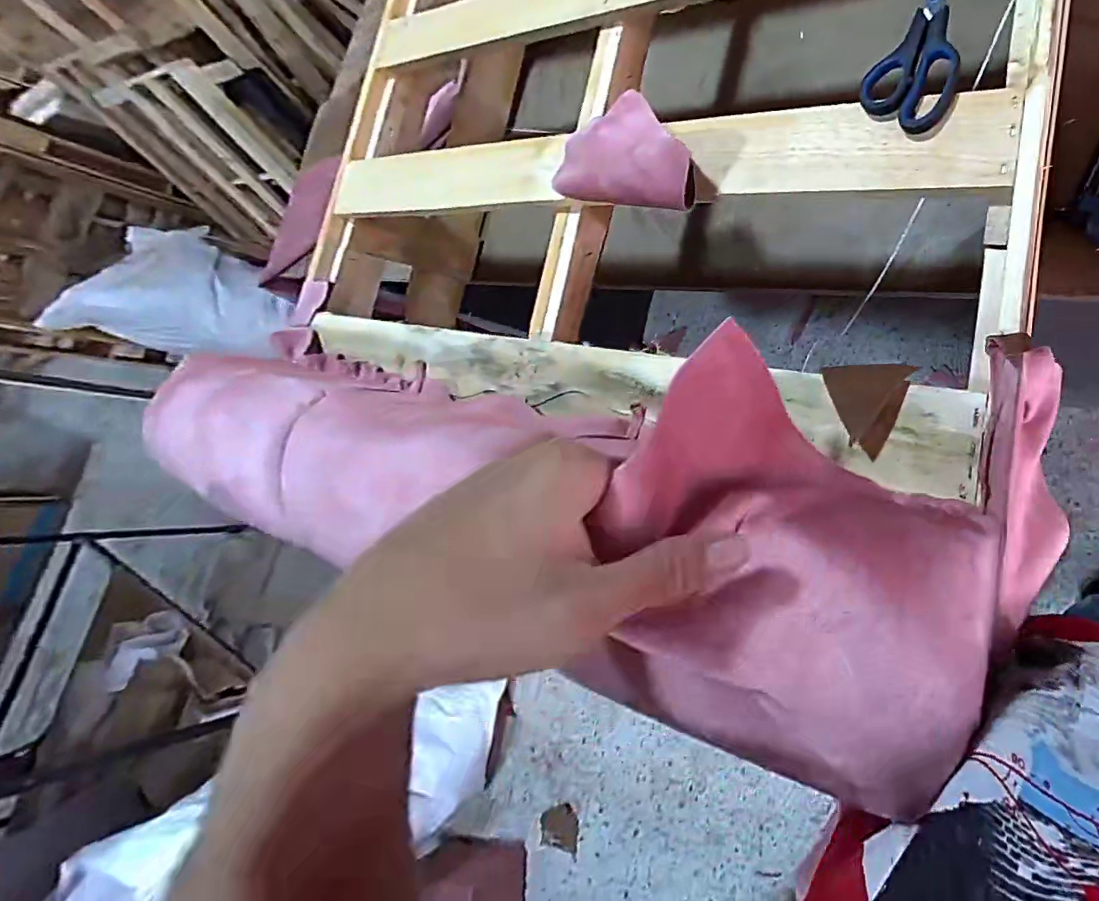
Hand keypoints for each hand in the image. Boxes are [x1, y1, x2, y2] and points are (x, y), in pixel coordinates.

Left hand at [299, 440, 747, 695]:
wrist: (356, 644)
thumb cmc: (486, 614)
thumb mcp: (590, 604)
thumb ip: (669, 571)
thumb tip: (742, 545)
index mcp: (573, 461)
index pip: (652, 482)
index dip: (665, 528)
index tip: (660, 573)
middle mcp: (538, 453)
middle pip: (616, 494)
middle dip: (625, 542)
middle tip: (612, 597)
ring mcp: (498, 476)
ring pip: (577, 509)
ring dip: (589, 549)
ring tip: (573, 600)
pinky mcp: (470, 504)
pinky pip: (538, 515)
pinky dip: (552, 547)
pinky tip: (529, 590)